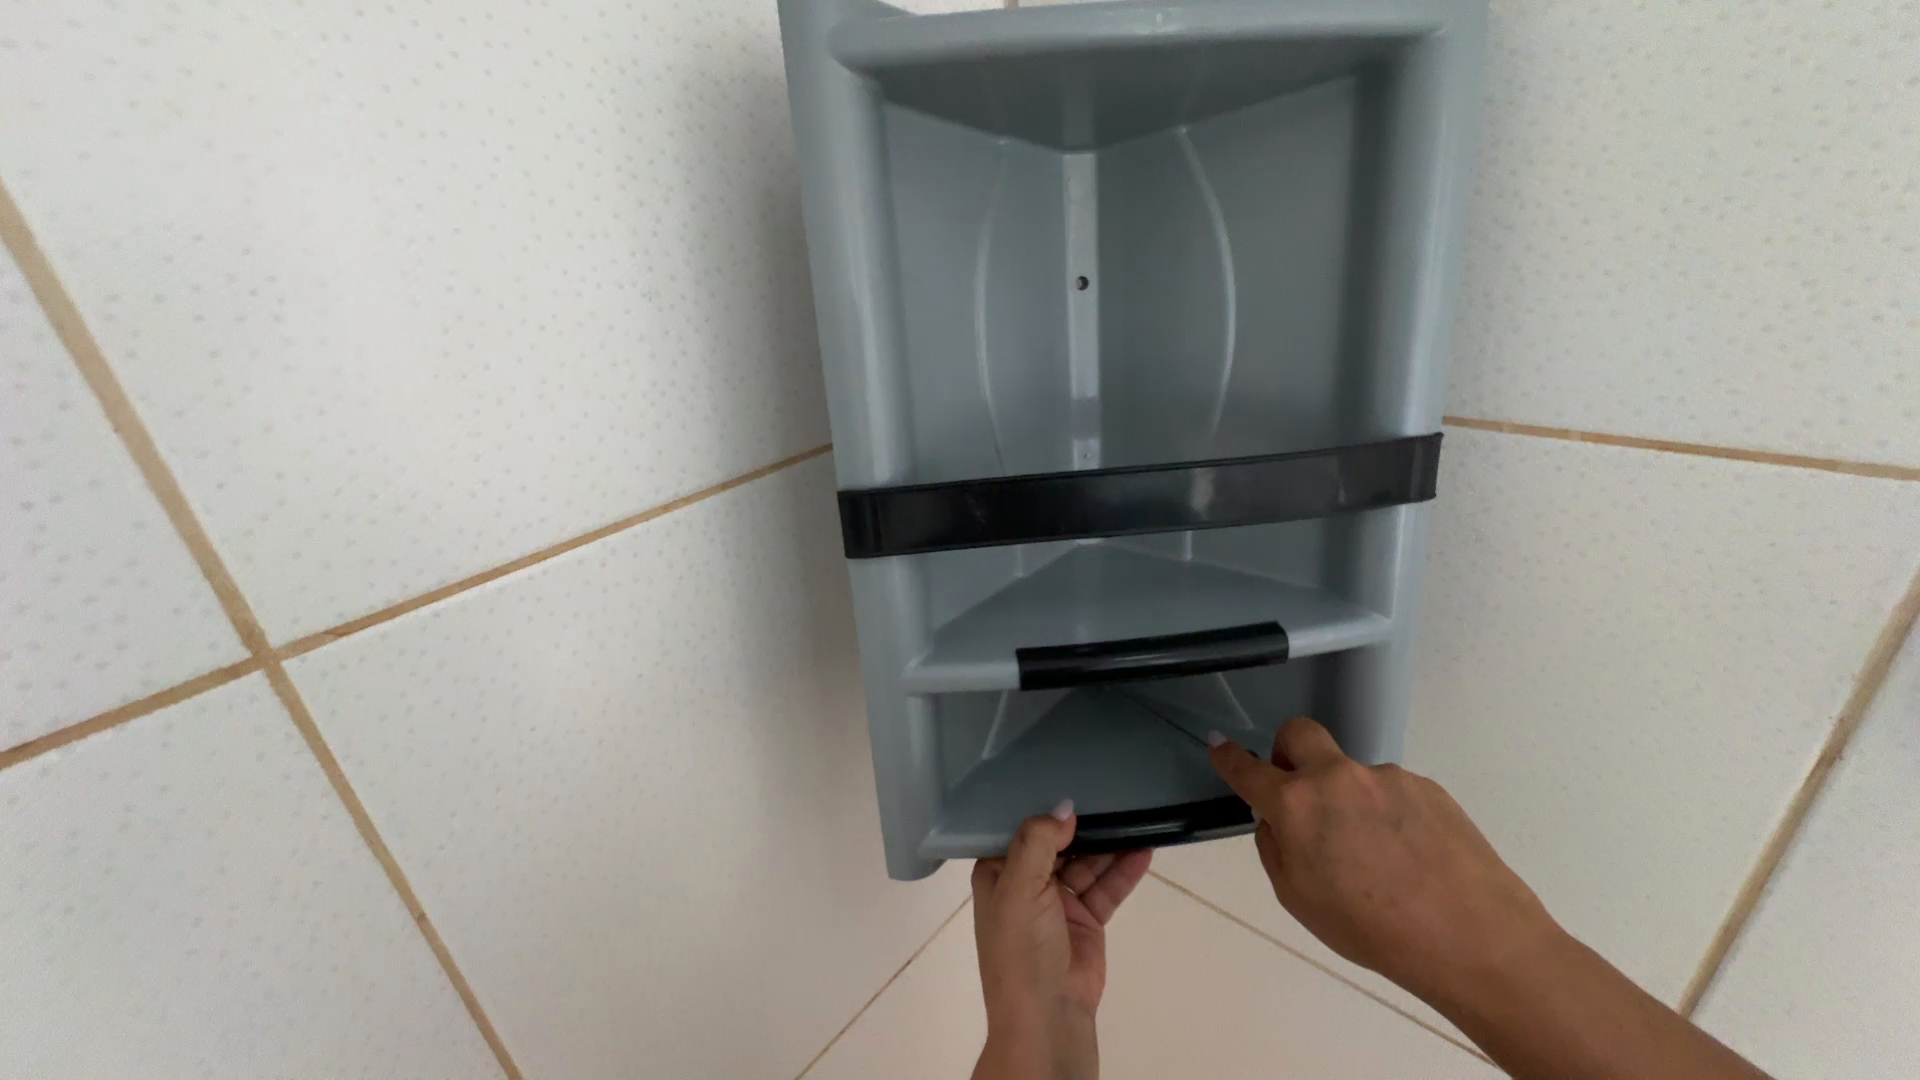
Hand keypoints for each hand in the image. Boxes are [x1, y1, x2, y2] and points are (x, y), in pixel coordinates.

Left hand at [970, 802, 1150, 1079]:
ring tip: (1135, 813)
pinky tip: (1144, 849)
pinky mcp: (1086, 920)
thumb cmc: (1022, 950)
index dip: (1038, 805)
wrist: (1049, 1020)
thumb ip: (1038, 842)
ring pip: (1085, 862)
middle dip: (1080, 822)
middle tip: (1109, 789)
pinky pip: (1106, 886)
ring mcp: (1057, 902)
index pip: (1016, 828)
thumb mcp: (1019, 888)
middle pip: (1056, 842)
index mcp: (997, 873)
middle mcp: (1025, 883)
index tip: (1062, 773)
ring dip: (1108, 842)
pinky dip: (1124, 869)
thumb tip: (1065, 806)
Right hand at [1206, 718, 1557, 1008]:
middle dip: (1288, 749)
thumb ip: (1276, 849)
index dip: (1228, 756)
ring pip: (1351, 775)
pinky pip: (1392, 793)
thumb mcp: (1298, 899)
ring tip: (1380, 858)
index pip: (1248, 770)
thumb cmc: (1373, 930)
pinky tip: (1411, 857)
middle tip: (1299, 787)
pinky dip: (1389, 816)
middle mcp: (1336, 778)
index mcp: (1296, 804)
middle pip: (1299, 733)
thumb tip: (1277, 822)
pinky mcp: (1428, 787)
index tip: (1219, 745)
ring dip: (1350, 800)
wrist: (1475, 939)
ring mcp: (1385, 778)